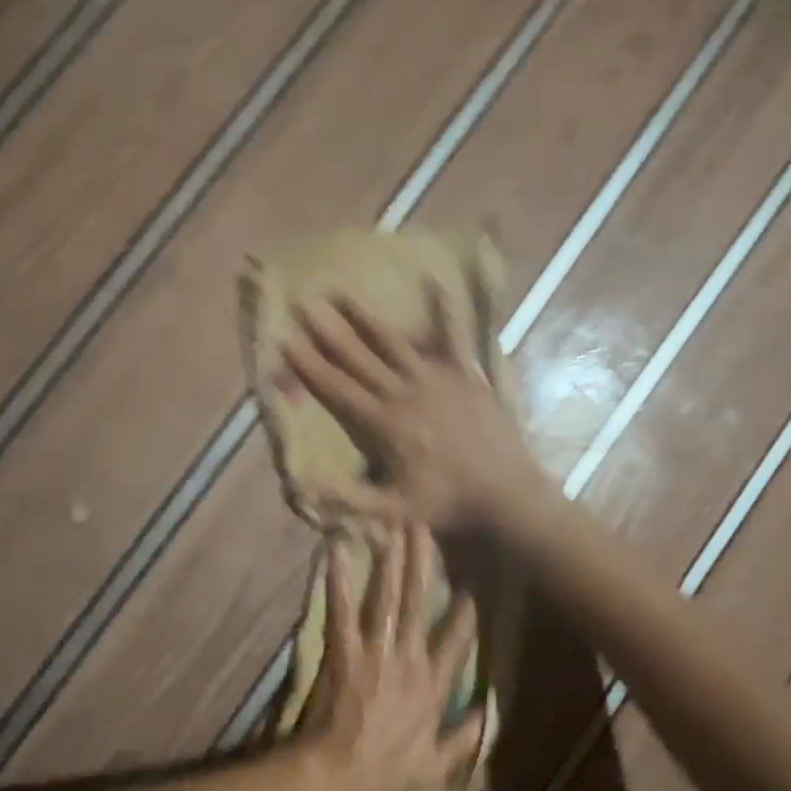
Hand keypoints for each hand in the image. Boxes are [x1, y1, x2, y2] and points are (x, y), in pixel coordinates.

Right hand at [283, 294, 548, 530]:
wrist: (504, 491)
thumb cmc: (447, 502)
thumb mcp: (393, 510)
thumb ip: (348, 497)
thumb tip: (303, 485)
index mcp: (383, 423)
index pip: (337, 388)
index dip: (309, 365)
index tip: (285, 340)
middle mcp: (403, 392)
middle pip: (358, 358)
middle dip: (328, 331)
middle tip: (305, 304)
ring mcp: (436, 378)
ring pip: (393, 342)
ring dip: (366, 317)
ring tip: (343, 293)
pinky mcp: (465, 374)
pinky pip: (454, 336)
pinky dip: (447, 310)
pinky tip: (438, 281)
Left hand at [296, 522, 485, 790]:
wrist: (341, 775)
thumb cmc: (387, 772)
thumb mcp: (436, 763)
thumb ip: (464, 736)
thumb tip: (488, 712)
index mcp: (433, 684)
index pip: (456, 640)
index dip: (467, 609)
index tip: (476, 578)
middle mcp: (409, 659)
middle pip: (420, 603)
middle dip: (423, 562)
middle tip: (426, 526)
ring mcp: (376, 652)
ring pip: (388, 598)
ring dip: (391, 561)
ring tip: (394, 528)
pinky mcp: (344, 652)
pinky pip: (342, 611)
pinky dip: (339, 581)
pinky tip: (334, 551)